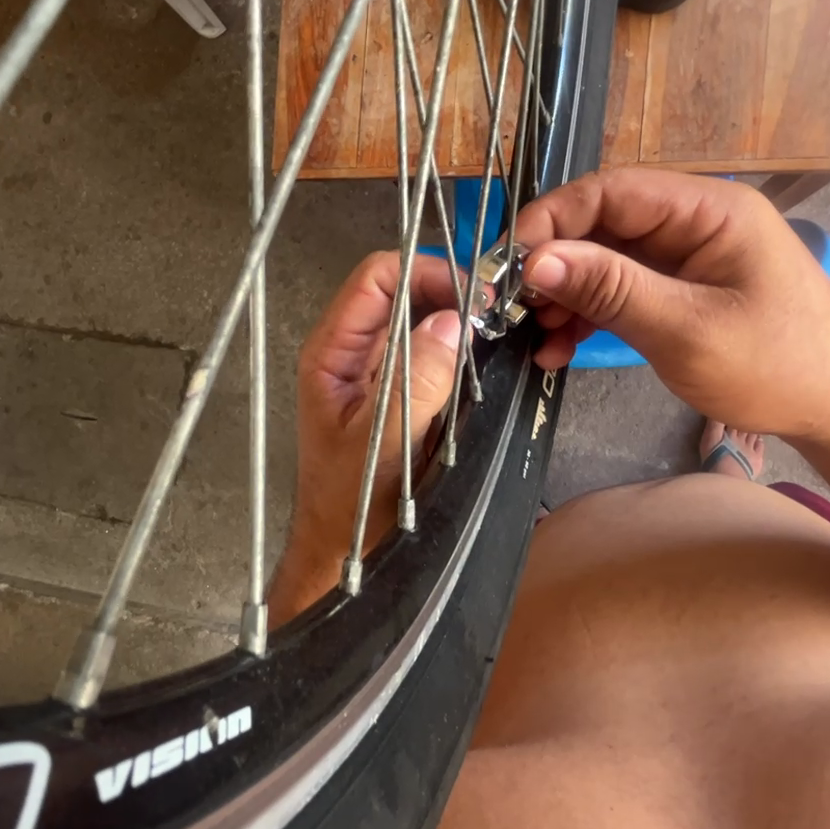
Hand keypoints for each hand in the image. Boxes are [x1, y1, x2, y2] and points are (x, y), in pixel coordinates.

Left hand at [274, 252, 465, 618]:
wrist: (348, 556)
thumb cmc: (351, 504)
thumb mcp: (380, 442)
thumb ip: (413, 382)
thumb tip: (453, 322)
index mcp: (331, 352)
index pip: (377, 277)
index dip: (425, 272)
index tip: (473, 294)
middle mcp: (353, 352)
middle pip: (401, 292)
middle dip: (448, 292)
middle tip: (496, 312)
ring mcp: (378, 371)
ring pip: (420, 320)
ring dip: (458, 319)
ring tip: (498, 330)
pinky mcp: (403, 393)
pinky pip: (433, 353)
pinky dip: (461, 349)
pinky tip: (486, 359)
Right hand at [514, 168, 829, 442]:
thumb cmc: (777, 366)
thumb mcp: (687, 329)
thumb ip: (611, 289)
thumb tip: (534, 261)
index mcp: (707, 209)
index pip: (611, 191)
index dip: (553, 220)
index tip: (510, 265)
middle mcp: (691, 222)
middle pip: (600, 226)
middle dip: (552, 265)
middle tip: (512, 309)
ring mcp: (682, 258)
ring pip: (600, 262)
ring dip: (564, 298)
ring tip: (537, 339)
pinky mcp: (675, 291)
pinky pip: (615, 292)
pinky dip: (585, 318)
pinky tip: (558, 351)